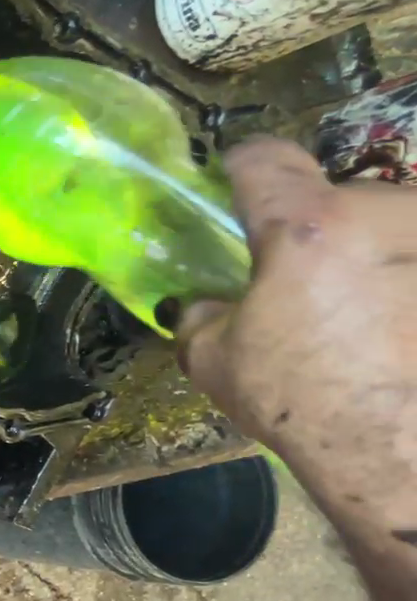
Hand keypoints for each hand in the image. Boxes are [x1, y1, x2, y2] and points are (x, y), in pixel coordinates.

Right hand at [176, 138, 416, 466]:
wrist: (398, 439)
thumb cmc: (296, 394)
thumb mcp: (212, 357)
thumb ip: (203, 313)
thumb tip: (207, 301)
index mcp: (307, 227)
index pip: (267, 161)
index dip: (241, 164)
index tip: (231, 176)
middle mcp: (390, 211)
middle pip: (341, 199)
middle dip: (321, 233)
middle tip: (304, 283)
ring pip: (397, 226)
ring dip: (376, 256)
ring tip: (366, 313)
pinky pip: (414, 259)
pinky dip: (402, 283)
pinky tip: (395, 327)